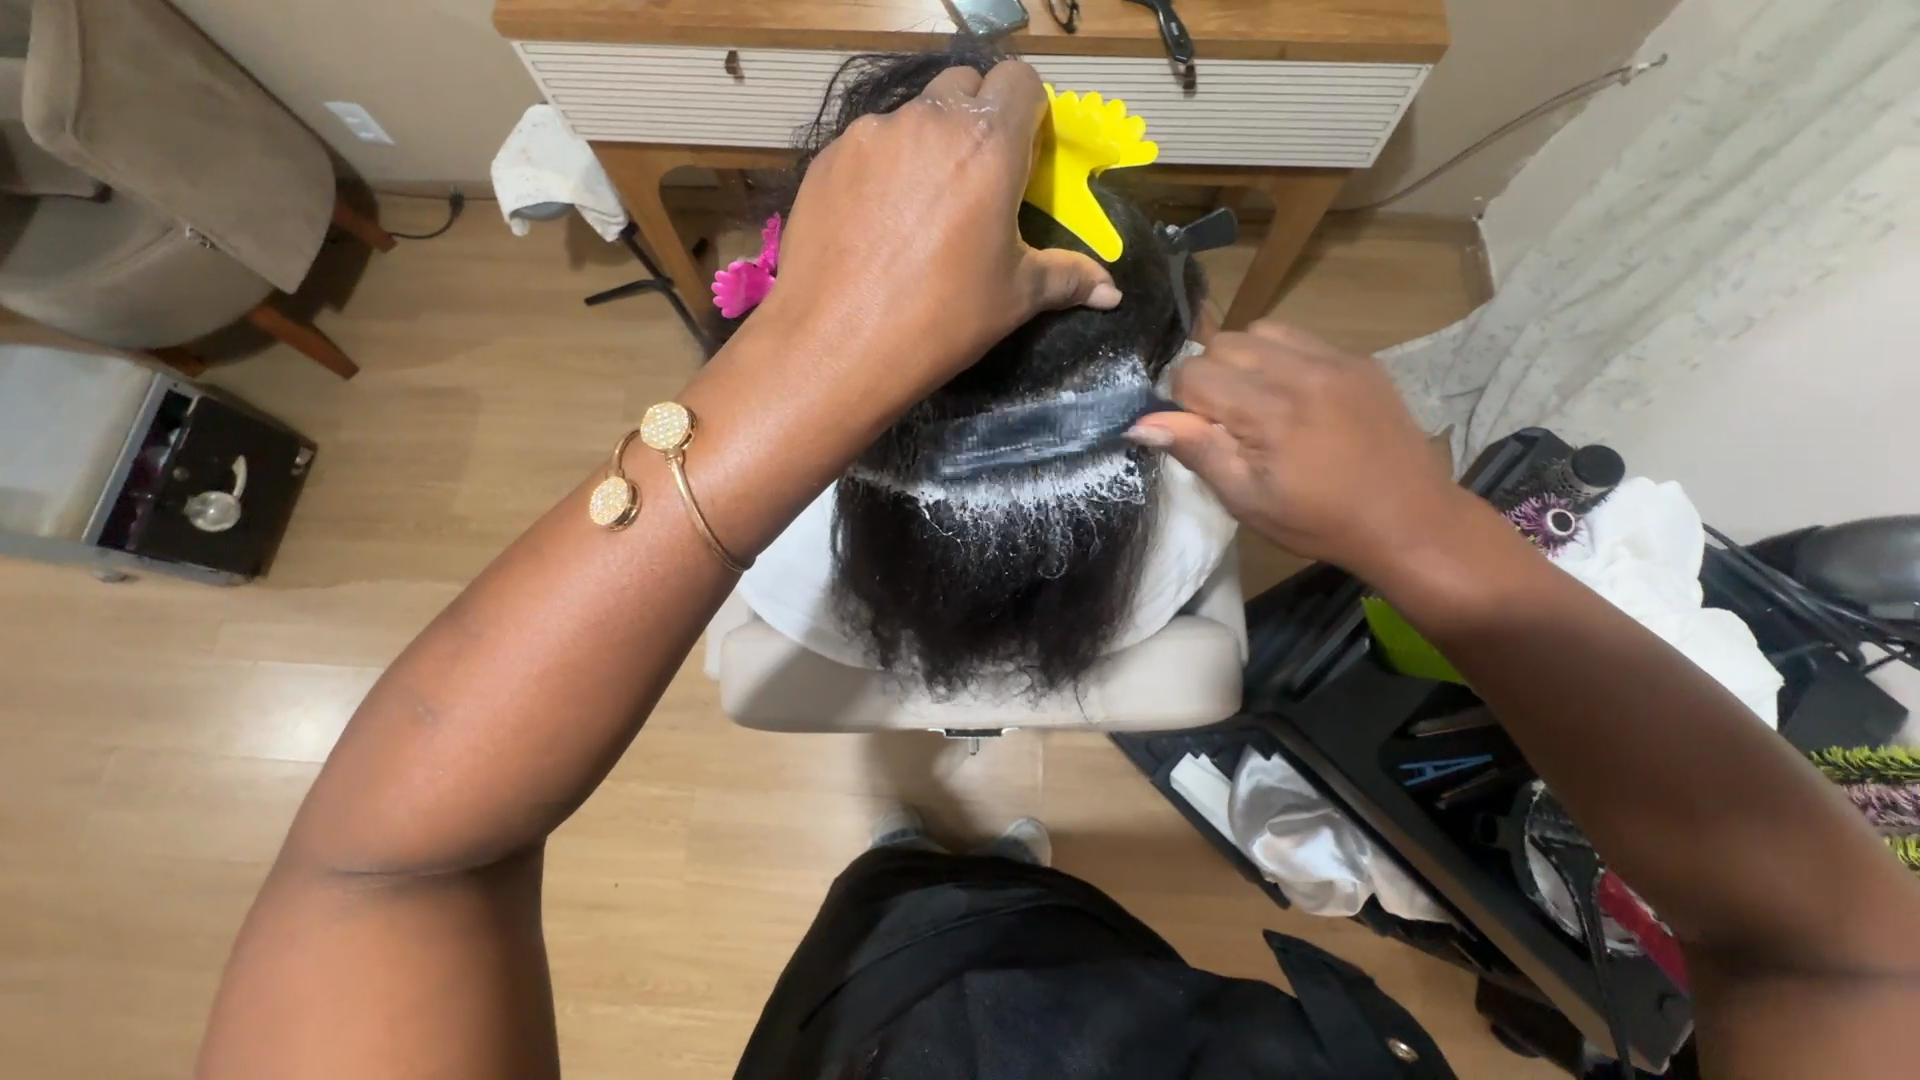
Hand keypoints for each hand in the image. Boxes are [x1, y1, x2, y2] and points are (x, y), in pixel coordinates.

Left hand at [757, 61, 1119, 400]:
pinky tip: (875, 224)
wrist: (836, 347)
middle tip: (975, 183)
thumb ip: (1067, 278)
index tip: (1023, 158)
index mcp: (988, 144)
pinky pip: (867, 146)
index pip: (1021, 81)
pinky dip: (881, 170)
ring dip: (927, 145)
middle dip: (978, 120)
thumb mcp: (1014, 298)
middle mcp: (928, 120)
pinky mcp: (828, 159)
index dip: (1028, 113)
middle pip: (965, 87)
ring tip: (919, 211)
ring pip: (912, 116)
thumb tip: (1112, 291)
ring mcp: (871, 135)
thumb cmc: (940, 320)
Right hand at [1129, 322, 1472, 572]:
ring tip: (1259, 404)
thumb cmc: (1318, 521)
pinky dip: (1279, 358)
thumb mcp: (1246, 499)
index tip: (1203, 435)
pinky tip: (1292, 396)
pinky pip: (1298, 337)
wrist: (1408, 518)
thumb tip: (1141, 423)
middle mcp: (1301, 372)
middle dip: (1211, 378)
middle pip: (1222, 344)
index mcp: (1271, 413)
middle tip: (1230, 423)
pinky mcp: (1358, 359)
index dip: (1184, 405)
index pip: (1193, 373)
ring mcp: (1335, 359)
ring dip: (1243, 362)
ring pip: (1258, 330)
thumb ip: (1196, 451)